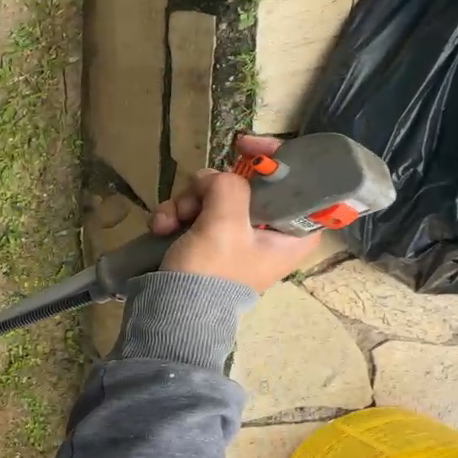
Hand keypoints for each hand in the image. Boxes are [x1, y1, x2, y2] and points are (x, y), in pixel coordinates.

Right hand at [154, 134, 327, 292]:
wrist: (170, 313)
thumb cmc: (209, 274)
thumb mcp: (223, 227)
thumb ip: (227, 189)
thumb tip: (213, 176)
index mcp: (294, 230)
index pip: (298, 179)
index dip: (273, 157)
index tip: (244, 144)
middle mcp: (266, 230)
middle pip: (242, 186)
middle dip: (208, 190)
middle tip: (191, 204)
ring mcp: (231, 236)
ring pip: (209, 198)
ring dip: (182, 204)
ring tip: (167, 224)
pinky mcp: (201, 242)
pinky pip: (189, 213)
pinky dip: (171, 216)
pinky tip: (159, 229)